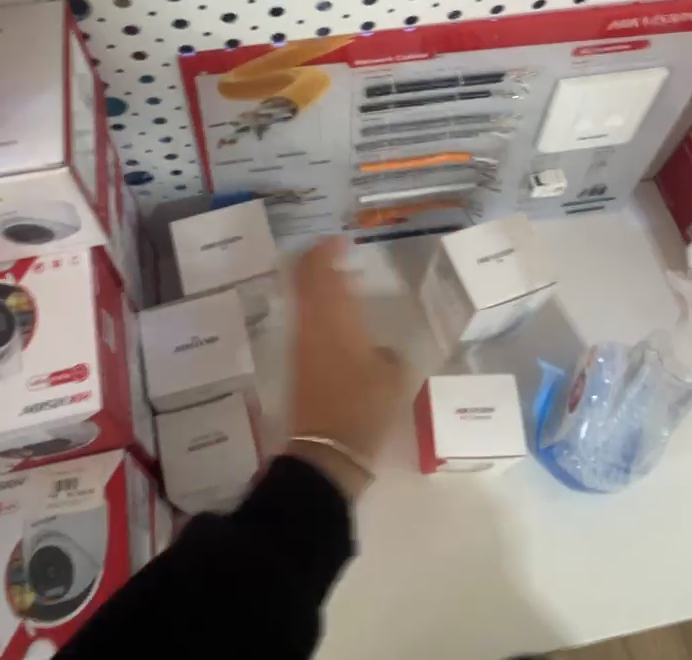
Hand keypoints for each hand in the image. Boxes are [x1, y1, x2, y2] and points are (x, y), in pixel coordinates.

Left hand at [286, 237, 406, 497]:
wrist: (326, 452)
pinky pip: (305, 318)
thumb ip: (389, 353)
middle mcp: (312, 323)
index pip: (321, 271)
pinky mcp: (298, 362)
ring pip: (302, 298)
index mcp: (335, 318)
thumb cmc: (363, 409)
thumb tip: (381, 349)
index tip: (342, 240)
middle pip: (303, 278)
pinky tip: (338, 316)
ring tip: (343, 282)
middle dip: (317, 260)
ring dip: (317, 283)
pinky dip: (318, 306)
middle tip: (337, 252)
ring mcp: (300, 343)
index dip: (327, 250)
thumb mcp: (393, 377)